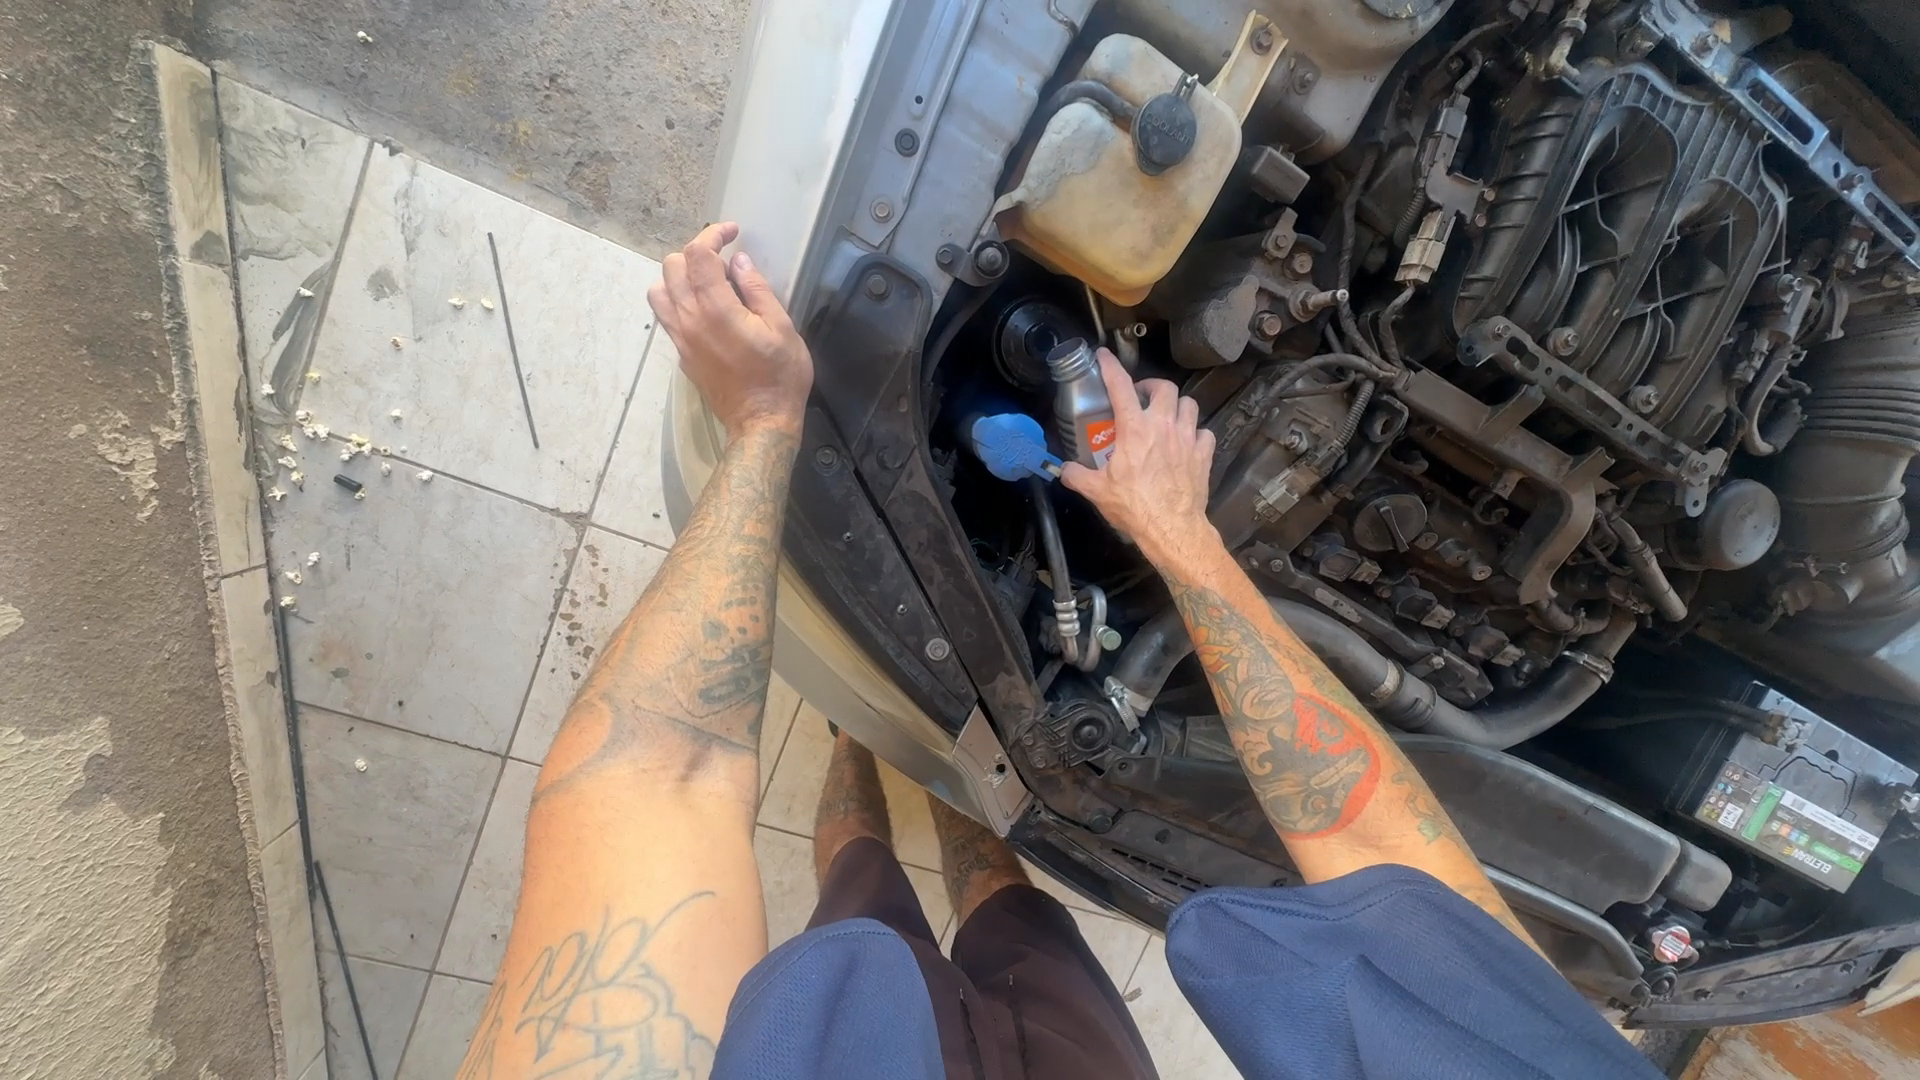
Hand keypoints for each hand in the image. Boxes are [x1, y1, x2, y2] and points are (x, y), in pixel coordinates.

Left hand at [648, 222, 813, 435]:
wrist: (761, 422)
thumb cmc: (780, 376)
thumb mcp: (782, 328)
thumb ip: (757, 290)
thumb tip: (739, 262)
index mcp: (716, 308)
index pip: (698, 254)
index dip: (713, 235)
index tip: (732, 233)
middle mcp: (689, 319)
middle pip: (672, 266)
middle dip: (696, 254)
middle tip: (724, 262)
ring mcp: (680, 338)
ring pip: (659, 290)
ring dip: (679, 277)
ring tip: (706, 284)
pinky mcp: (682, 354)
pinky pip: (666, 316)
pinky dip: (679, 301)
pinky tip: (704, 311)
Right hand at [1060, 350, 1218, 564]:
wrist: (1171, 527)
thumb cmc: (1133, 506)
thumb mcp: (1097, 491)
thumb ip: (1077, 476)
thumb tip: (1063, 470)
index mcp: (1134, 429)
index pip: (1121, 386)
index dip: (1110, 367)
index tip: (1103, 356)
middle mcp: (1163, 425)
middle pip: (1165, 387)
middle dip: (1152, 386)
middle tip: (1142, 396)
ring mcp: (1187, 438)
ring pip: (1189, 404)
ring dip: (1177, 406)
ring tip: (1167, 416)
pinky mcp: (1204, 454)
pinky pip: (1204, 433)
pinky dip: (1196, 433)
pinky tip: (1187, 443)